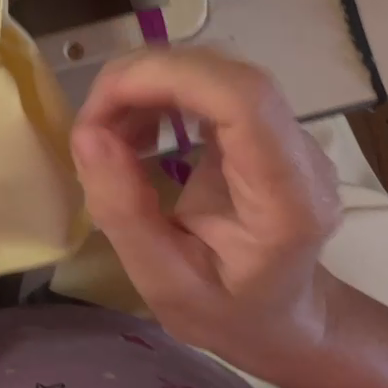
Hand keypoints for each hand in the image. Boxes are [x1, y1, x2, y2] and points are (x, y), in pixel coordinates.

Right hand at [70, 49, 340, 373]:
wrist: (283, 318)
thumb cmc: (228, 313)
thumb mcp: (162, 284)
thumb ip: (124, 212)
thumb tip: (87, 133)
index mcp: (287, 201)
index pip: (243, 100)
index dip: (166, 79)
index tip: (102, 109)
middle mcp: (300, 154)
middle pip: (222, 72)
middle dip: (141, 80)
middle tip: (92, 125)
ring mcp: (289, 132)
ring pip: (212, 68)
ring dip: (144, 84)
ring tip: (108, 131)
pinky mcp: (267, 123)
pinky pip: (208, 82)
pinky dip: (157, 91)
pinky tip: (135, 129)